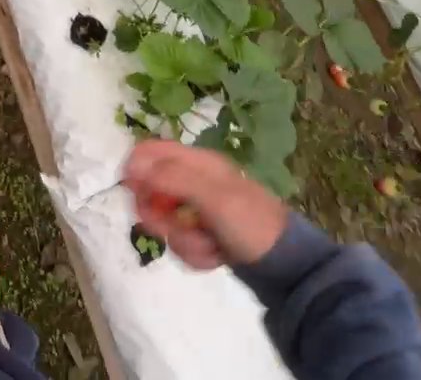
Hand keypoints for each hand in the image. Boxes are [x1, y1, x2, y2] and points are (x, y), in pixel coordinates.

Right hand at [120, 139, 288, 269]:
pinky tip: (213, 256)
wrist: (289, 268)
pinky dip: (192, 251)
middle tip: (168, 229)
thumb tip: (131, 165)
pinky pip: (179, 239)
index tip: (134, 193)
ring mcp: (197, 208)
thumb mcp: (212, 196)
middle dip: (158, 214)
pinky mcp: (202, 232)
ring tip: (206, 246)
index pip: (150, 151)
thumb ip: (171, 178)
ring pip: (164, 219)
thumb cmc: (251, 223)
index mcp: (196, 162)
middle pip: (150, 189)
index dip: (135, 169)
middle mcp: (193, 181)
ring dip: (179, 238)